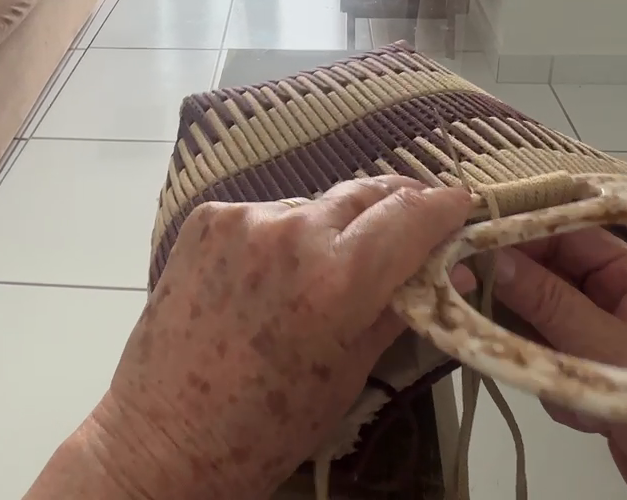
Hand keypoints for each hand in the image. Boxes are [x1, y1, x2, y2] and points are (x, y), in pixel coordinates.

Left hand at [28, 176, 474, 499]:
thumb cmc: (265, 426)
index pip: (410, 216)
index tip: (463, 202)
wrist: (162, 434)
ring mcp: (243, 217)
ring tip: (330, 264)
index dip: (445, 206)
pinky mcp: (208, 215)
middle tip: (417, 216)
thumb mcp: (348, 374)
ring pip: (315, 203)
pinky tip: (275, 272)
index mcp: (335, 280)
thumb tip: (453, 269)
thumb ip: (401, 308)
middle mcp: (291, 231)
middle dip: (398, 202)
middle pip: (366, 192)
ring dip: (336, 224)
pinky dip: (285, 233)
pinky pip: (269, 212)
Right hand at [488, 229, 626, 499]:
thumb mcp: (613, 355)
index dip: (516, 232)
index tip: (465, 237)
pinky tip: (584, 416)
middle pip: (547, 276)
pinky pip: (549, 361)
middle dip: (524, 304)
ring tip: (565, 387)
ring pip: (540, 321)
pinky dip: (555, 387)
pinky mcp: (596, 376)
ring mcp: (606, 337)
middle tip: (479, 307)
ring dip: (541, 355)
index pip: (565, 233)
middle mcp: (619, 296)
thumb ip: (549, 303)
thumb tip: (491, 255)